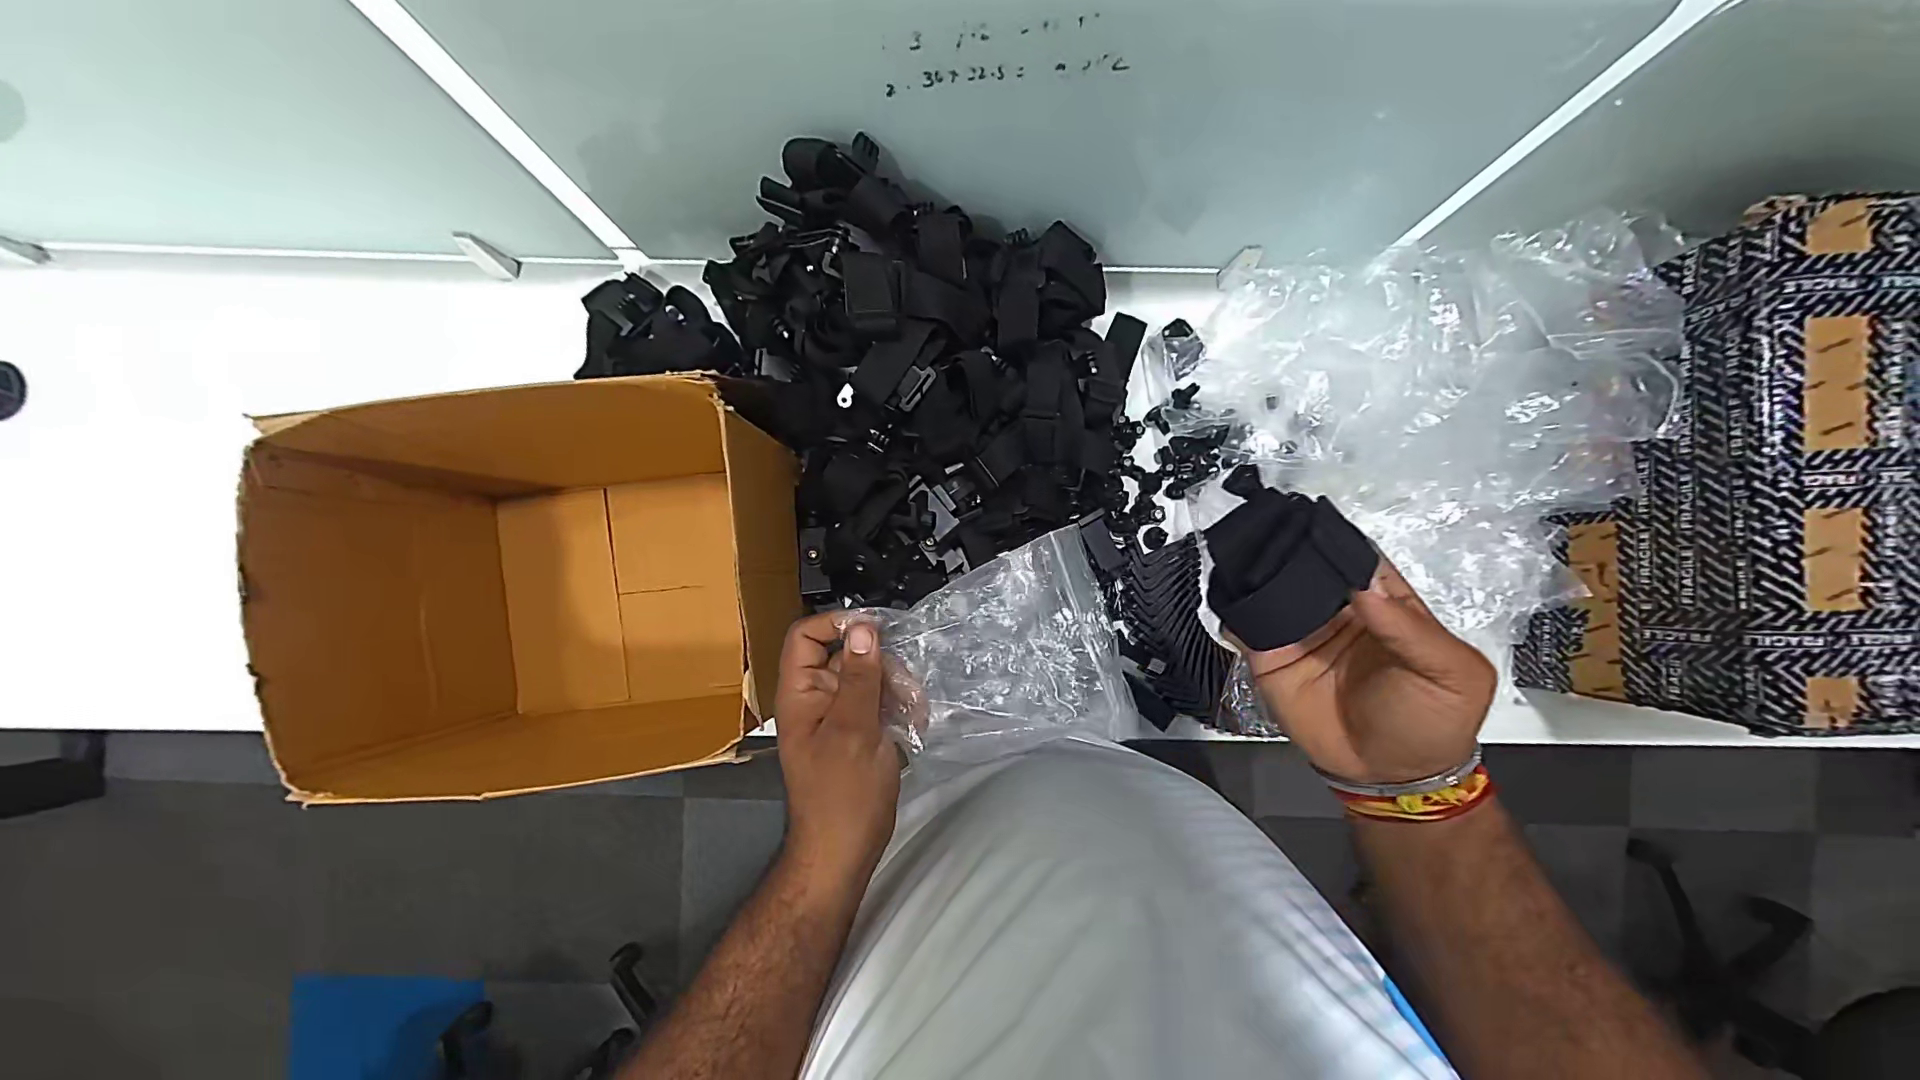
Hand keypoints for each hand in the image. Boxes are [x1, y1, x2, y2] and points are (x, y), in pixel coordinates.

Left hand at [774, 613, 902, 888]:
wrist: (845, 851)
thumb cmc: (842, 796)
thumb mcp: (854, 730)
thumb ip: (859, 676)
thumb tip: (862, 627)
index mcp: (800, 693)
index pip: (806, 635)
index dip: (836, 624)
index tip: (875, 629)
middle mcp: (816, 696)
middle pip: (847, 652)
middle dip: (881, 664)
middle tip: (904, 689)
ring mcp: (839, 712)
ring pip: (870, 675)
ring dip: (897, 686)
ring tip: (914, 712)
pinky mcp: (860, 728)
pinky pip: (880, 699)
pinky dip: (899, 705)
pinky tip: (915, 722)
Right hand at [1242, 560, 1495, 784]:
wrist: (1385, 775)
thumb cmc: (1430, 723)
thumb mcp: (1451, 675)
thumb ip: (1413, 631)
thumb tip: (1365, 585)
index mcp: (1386, 604)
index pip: (1358, 560)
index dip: (1339, 542)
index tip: (1315, 526)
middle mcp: (1337, 610)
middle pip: (1309, 568)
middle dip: (1291, 551)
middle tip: (1271, 537)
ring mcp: (1300, 631)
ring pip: (1274, 590)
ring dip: (1260, 575)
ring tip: (1245, 558)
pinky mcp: (1268, 656)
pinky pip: (1246, 626)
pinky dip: (1235, 609)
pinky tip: (1230, 594)